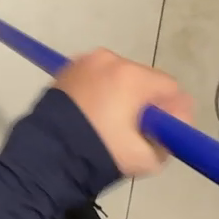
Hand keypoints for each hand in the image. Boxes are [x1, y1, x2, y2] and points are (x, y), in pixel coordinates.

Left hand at [53, 49, 193, 176]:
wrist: (46, 155)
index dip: (172, 111)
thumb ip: (171, 140)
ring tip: (111, 124)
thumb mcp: (146, 158)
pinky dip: (100, 92)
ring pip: (118, 77)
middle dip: (145, 103)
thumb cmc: (99, 152)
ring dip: (122, 96)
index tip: (164, 131)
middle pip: (143, 79)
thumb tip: (172, 127)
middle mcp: (109, 60)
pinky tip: (93, 115)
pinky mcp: (67, 70)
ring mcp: (84, 62)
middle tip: (136, 130)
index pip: (170, 88)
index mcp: (132, 76)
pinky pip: (95, 78)